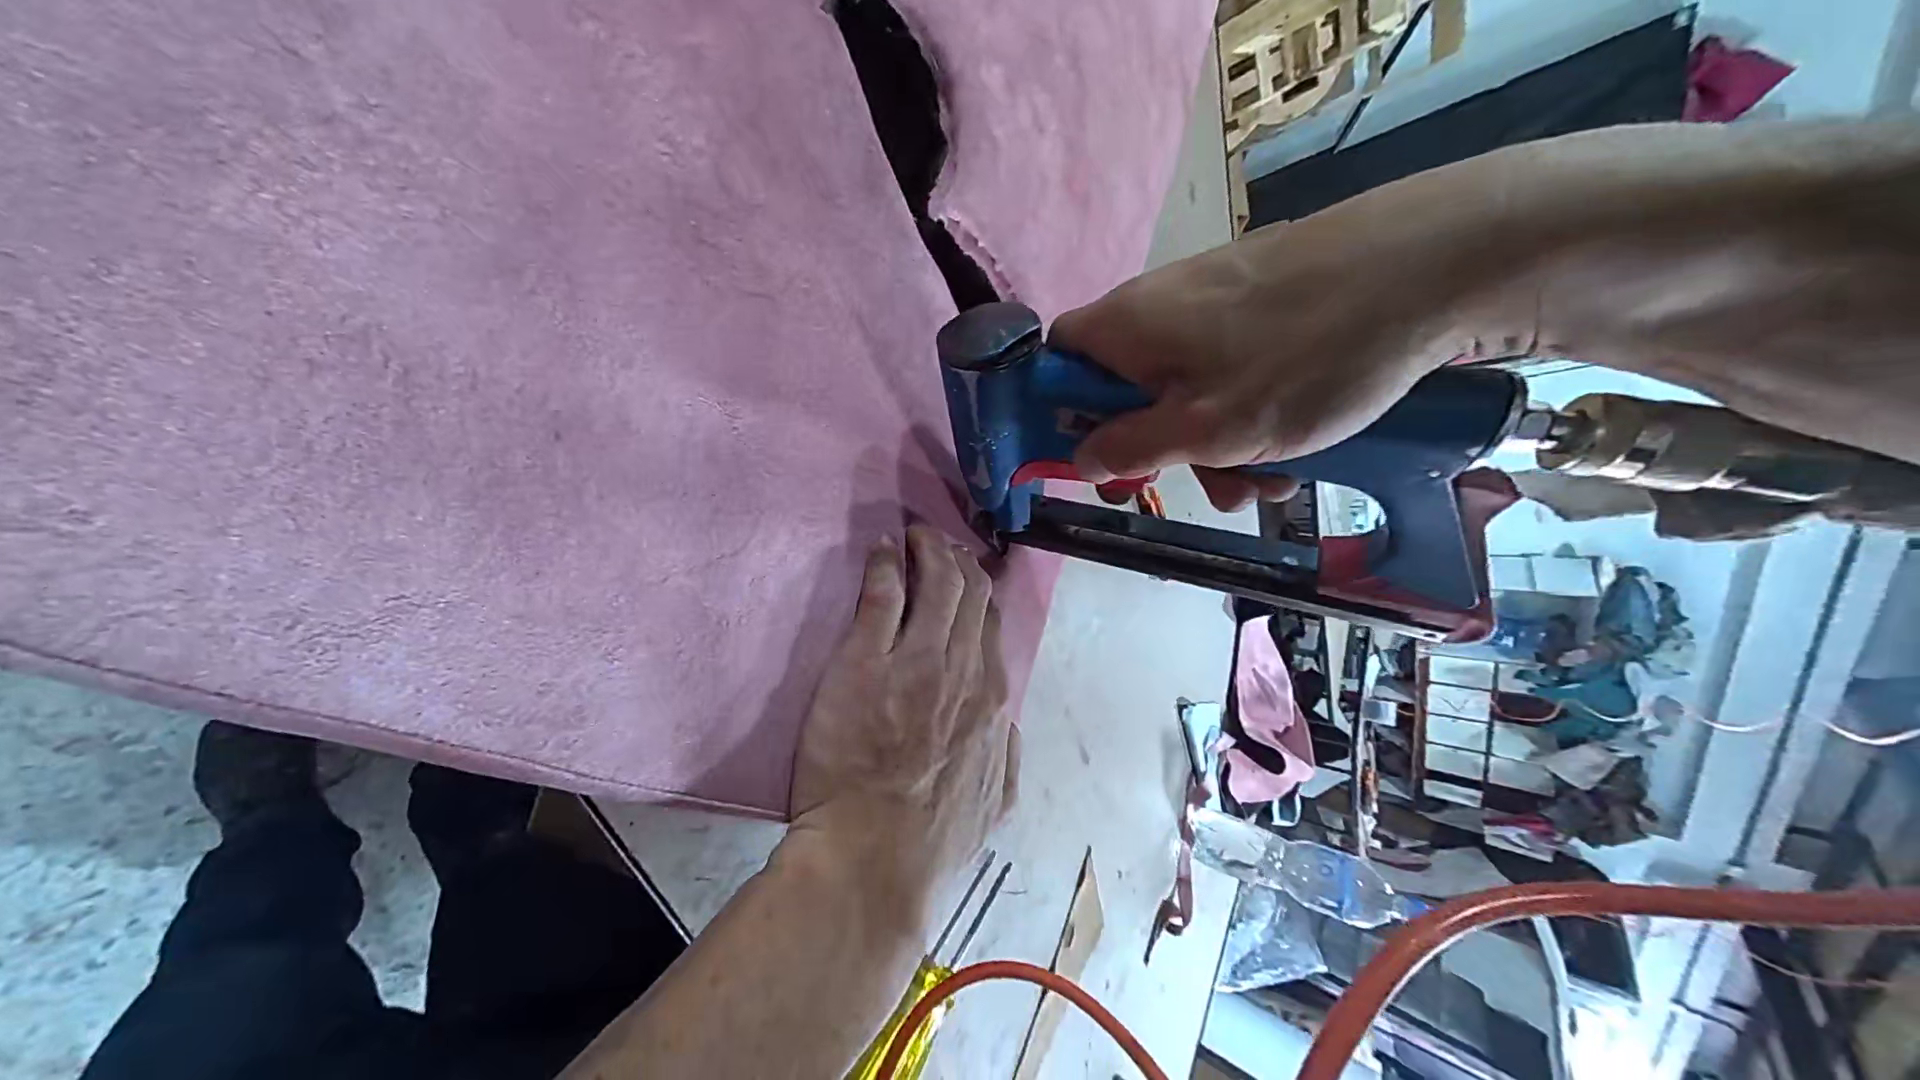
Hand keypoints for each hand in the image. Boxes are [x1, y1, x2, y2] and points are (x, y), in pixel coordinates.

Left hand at [788, 525, 1016, 930]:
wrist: (874, 857)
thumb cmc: (931, 836)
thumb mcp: (997, 804)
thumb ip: (1007, 756)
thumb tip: (1006, 725)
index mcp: (991, 699)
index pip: (991, 624)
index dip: (979, 592)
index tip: (964, 578)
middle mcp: (963, 669)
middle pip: (969, 592)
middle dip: (956, 559)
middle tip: (935, 545)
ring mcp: (916, 659)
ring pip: (937, 582)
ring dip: (928, 549)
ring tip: (914, 537)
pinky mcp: (866, 658)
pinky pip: (883, 593)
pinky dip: (887, 563)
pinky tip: (882, 549)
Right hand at [1049, 164, 1530, 511]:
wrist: (1435, 267)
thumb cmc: (1302, 359)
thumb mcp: (1204, 428)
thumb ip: (1130, 447)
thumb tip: (1079, 457)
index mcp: (1124, 326)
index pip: (1054, 363)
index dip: (1060, 415)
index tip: (1094, 460)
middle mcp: (1158, 304)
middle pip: (1123, 386)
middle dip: (1154, 448)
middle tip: (1187, 487)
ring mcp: (1214, 301)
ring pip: (1183, 387)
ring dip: (1210, 445)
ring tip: (1265, 484)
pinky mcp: (1262, 303)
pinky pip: (1228, 370)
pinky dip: (1246, 415)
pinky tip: (1293, 447)